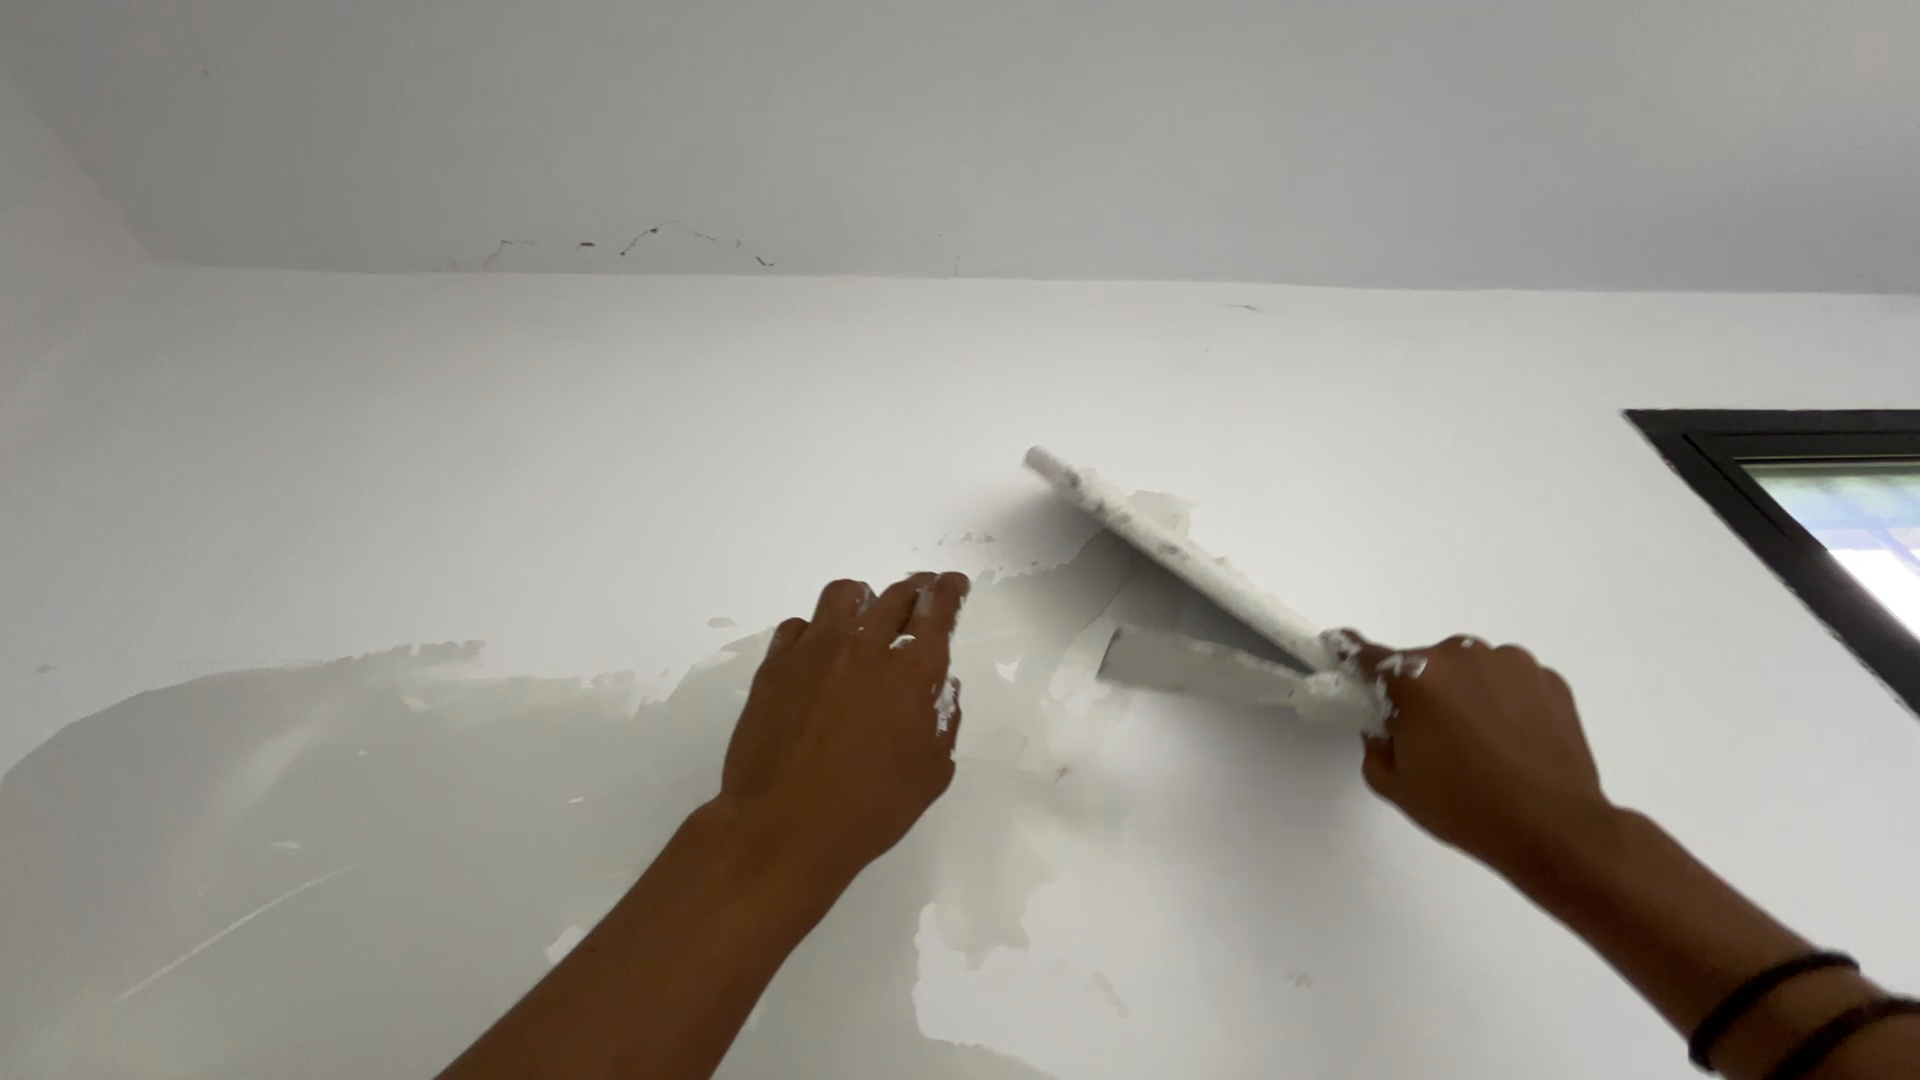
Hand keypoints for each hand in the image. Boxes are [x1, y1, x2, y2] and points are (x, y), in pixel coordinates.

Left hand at [714, 572, 969, 891]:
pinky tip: (819, 653)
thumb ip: (943, 721)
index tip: (953, 584)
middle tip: (920, 597)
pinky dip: (817, 631)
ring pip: (844, 595)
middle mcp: (866, 645)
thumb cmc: (870, 808)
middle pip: (896, 595)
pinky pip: (800, 626)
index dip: (949, 590)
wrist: (783, 827)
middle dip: (915, 590)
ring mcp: (816, 649)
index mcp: (912, 670)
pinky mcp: (776, 664)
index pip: (938, 609)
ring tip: (865, 618)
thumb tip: (939, 689)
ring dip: (864, 601)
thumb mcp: (931, 773)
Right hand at [1346, 633, 1617, 873]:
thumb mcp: (1392, 781)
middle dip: (1420, 689)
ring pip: (1468, 669)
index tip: (1339, 648)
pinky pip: (1508, 681)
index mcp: (1414, 678)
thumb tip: (1388, 724)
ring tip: (1478, 738)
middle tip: (1431, 733)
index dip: (1349, 653)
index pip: (1367, 655)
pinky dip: (1502, 699)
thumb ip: (1374, 741)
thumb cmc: (1464, 806)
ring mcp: (1510, 664)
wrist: (1557, 829)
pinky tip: (1511, 737)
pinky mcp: (1549, 680)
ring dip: (1463, 691)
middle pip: (1423, 664)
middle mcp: (1460, 657)